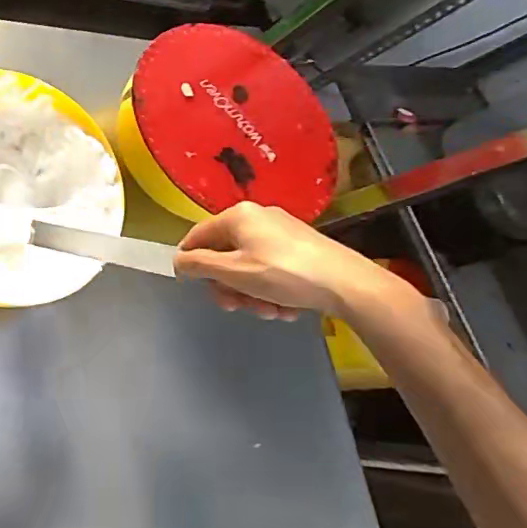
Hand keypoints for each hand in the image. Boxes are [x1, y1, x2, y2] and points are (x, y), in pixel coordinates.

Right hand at [173, 201, 412, 318]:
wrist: (349, 284)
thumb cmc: (285, 275)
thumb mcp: (233, 272)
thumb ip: (199, 266)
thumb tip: (178, 261)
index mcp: (237, 216)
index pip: (197, 237)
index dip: (191, 264)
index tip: (196, 288)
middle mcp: (257, 218)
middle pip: (224, 255)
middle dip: (229, 286)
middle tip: (238, 307)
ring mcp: (281, 232)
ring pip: (248, 266)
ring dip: (252, 293)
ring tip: (270, 311)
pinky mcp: (301, 248)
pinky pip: (271, 269)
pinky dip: (272, 290)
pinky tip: (286, 307)